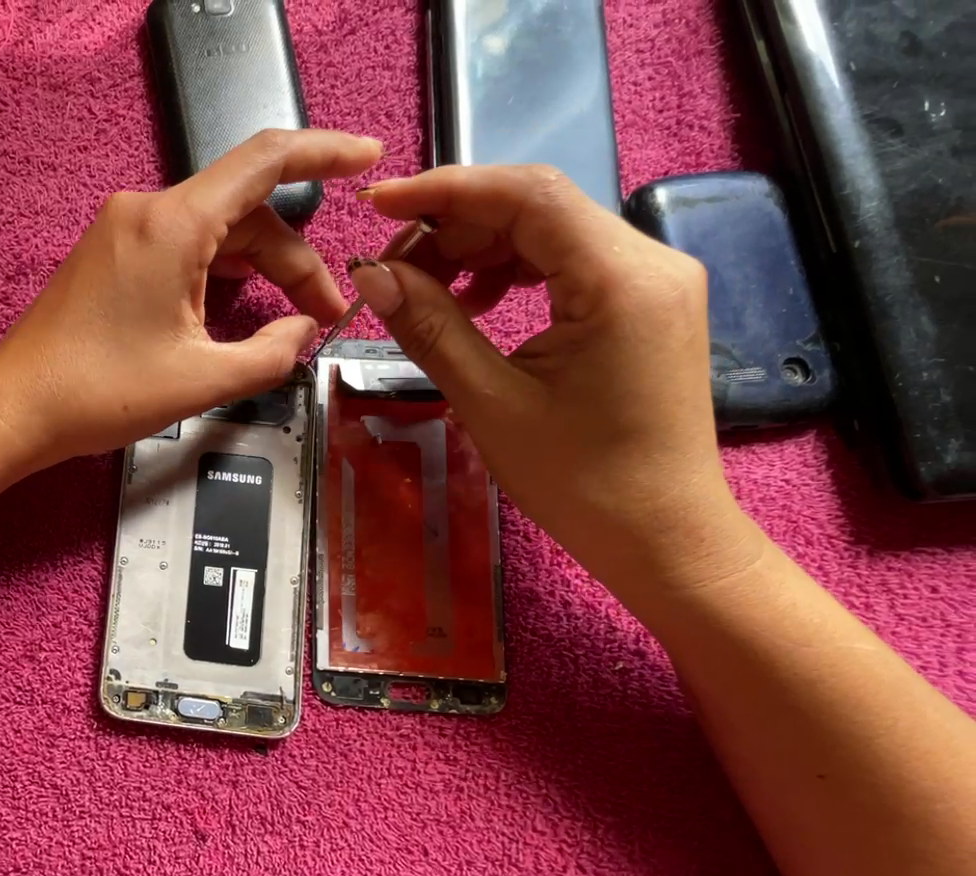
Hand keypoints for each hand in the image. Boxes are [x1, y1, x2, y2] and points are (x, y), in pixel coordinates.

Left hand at [0, 129, 382, 466]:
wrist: (15, 410)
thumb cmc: (97, 394)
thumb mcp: (201, 380)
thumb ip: (271, 354)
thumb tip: (302, 332)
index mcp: (173, 225)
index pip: (267, 160)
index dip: (327, 152)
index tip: (370, 160)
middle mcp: (145, 213)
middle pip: (245, 212)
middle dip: (294, 260)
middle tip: (326, 315)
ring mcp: (120, 233)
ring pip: (213, 233)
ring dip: (256, 270)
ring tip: (288, 321)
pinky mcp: (107, 258)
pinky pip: (178, 250)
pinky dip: (215, 275)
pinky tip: (233, 311)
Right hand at [342, 165, 764, 601]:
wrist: (658, 530)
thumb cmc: (575, 477)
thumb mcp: (488, 400)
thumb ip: (430, 326)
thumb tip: (372, 275)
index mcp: (620, 279)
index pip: (527, 195)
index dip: (445, 190)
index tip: (378, 203)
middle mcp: (648, 260)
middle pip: (536, 207)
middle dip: (454, 228)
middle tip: (391, 271)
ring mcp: (651, 279)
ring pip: (548, 232)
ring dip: (477, 251)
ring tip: (424, 292)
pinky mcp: (641, 302)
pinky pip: (565, 262)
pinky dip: (509, 272)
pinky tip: (475, 305)